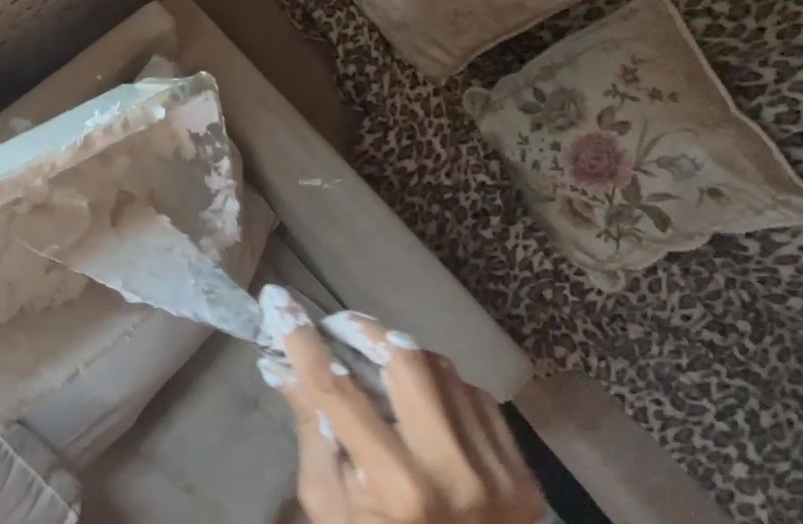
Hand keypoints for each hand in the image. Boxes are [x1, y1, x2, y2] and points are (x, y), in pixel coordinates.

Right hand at [257, 287, 545, 523]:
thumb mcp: (327, 501)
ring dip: (403, 357)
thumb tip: (281, 363)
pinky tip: (420, 398)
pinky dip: (442, 387)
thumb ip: (311, 428)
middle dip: (364, 334)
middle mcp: (456, 475)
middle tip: (337, 328)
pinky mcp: (524, 477)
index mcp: (398, 489)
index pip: (337, 389)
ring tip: (376, 360)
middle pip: (407, 363)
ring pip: (445, 372)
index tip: (277, 300)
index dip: (302, 339)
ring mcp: (500, 476)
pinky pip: (478, 400)